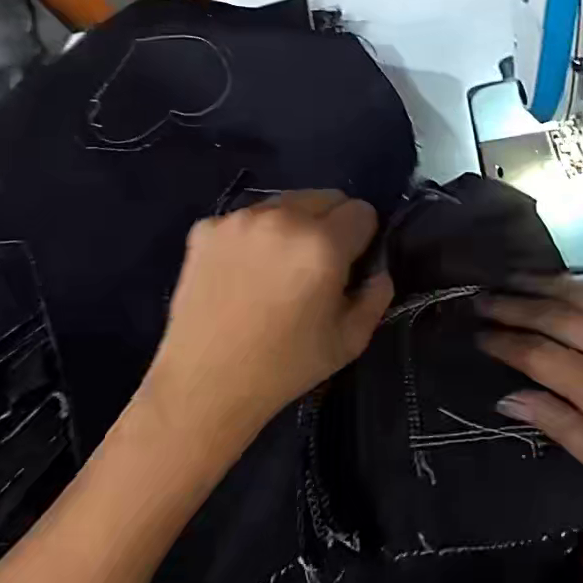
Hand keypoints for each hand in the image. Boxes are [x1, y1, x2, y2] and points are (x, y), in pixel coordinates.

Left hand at [139, 190, 392, 440]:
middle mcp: (282, 218)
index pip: (362, 211)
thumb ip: (376, 296)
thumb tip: (377, 271)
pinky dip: (252, 237)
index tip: (351, 265)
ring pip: (284, 203)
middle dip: (331, 224)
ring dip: (292, 225)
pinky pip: (245, 219)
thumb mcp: (350, 341)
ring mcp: (239, 220)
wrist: (205, 384)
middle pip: (325, 197)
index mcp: (323, 244)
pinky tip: (242, 273)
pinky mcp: (205, 229)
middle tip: (316, 266)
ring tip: (277, 269)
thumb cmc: (285, 367)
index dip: (363, 238)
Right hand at [478, 278, 582, 551]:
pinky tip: (568, 291)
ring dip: (547, 287)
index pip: (539, 354)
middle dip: (515, 305)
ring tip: (514, 281)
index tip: (476, 334)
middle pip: (558, 315)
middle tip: (481, 299)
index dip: (504, 343)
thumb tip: (509, 399)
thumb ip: (563, 428)